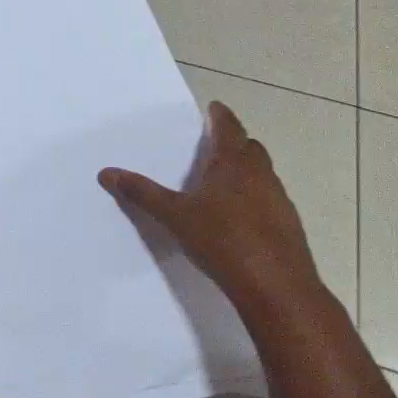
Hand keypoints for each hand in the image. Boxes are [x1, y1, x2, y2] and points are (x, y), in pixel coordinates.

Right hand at [98, 102, 321, 312]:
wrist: (278, 289)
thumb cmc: (223, 241)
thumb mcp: (173, 216)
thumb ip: (142, 193)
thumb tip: (107, 173)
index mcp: (233, 165)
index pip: (229, 129)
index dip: (221, 117)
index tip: (214, 108)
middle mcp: (261, 177)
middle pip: (252, 149)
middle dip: (235, 142)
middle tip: (216, 143)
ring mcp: (280, 202)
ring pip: (264, 175)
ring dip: (248, 170)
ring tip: (224, 179)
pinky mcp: (289, 227)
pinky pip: (271, 200)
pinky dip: (256, 197)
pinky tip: (240, 216)